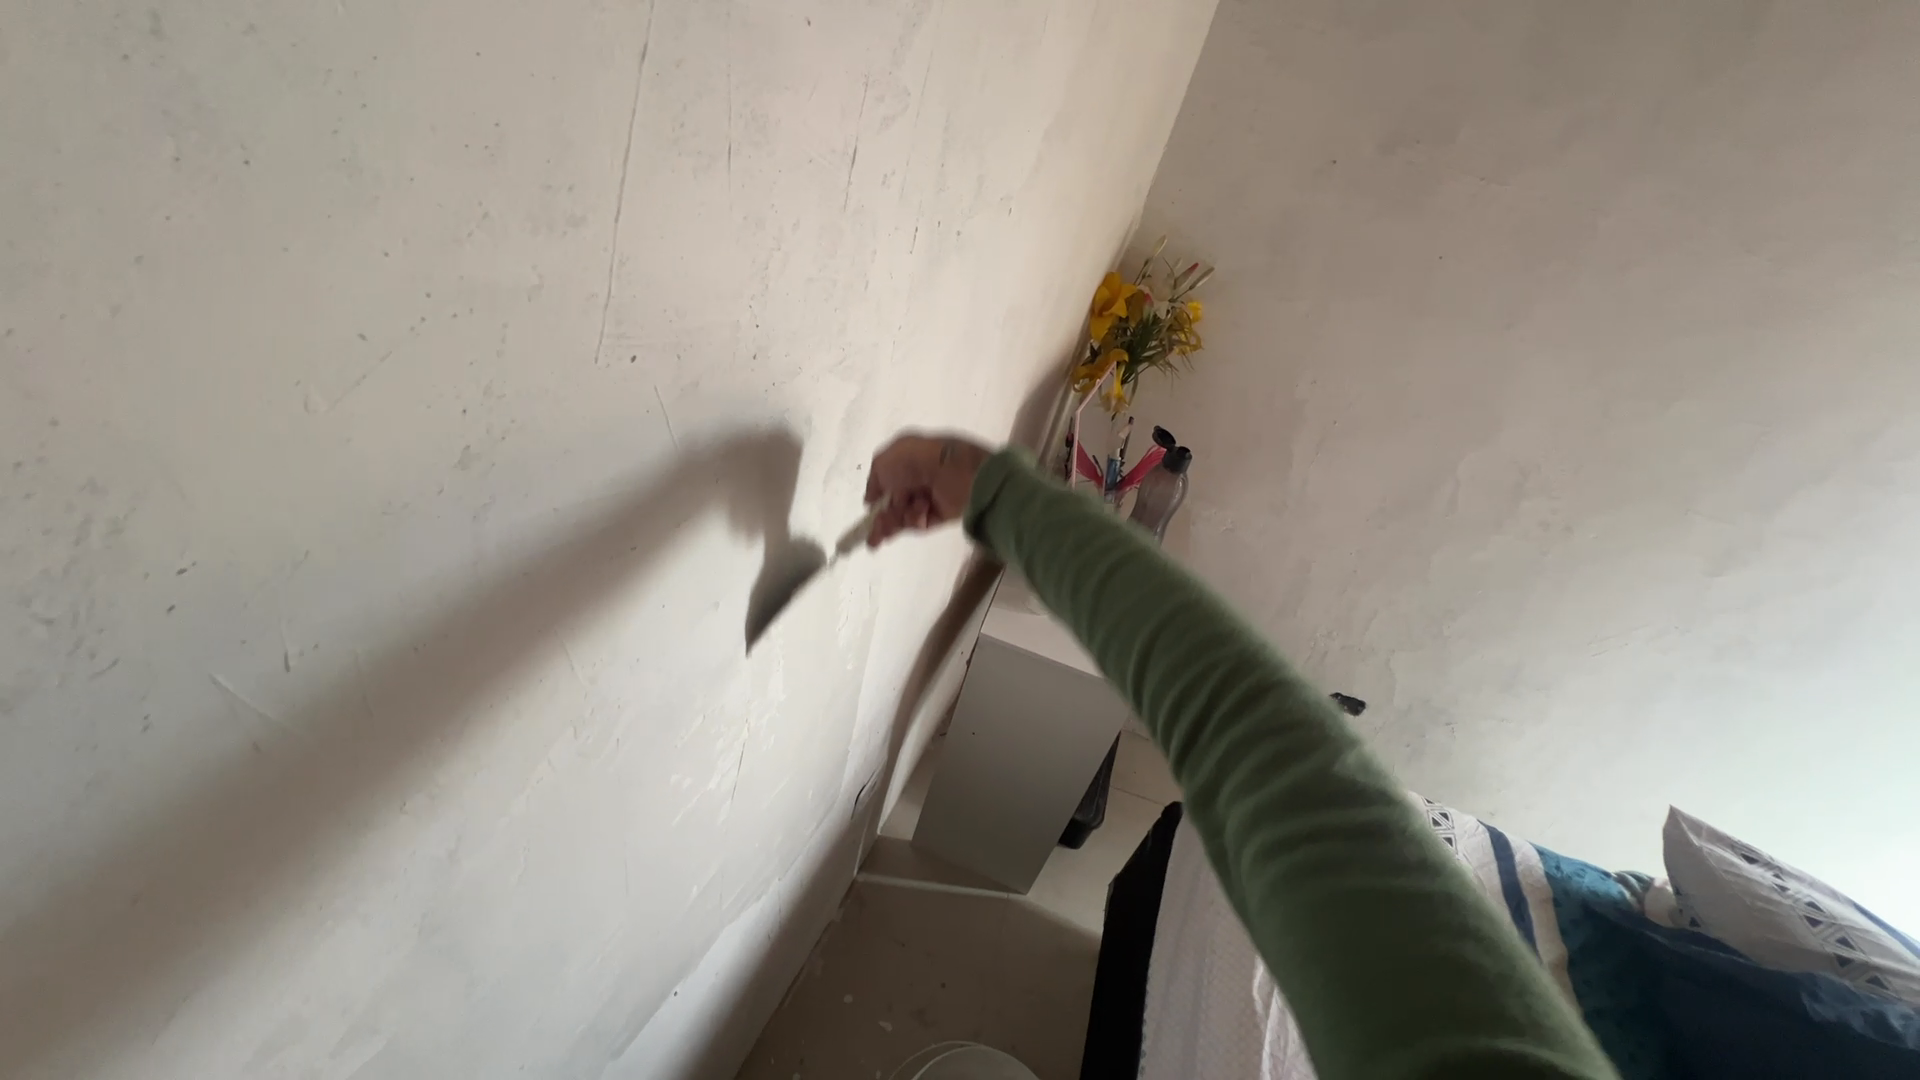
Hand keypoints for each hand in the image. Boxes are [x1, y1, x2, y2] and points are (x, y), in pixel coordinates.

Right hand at [864, 433, 991, 546]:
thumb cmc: (914, 460)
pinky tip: (916, 517)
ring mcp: (931, 496)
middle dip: (882, 519)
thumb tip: (871, 499)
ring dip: (893, 523)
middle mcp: (918, 477)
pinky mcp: (943, 513)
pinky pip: (923, 522)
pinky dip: (915, 521)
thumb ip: (874, 481)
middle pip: (895, 503)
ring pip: (906, 515)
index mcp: (907, 459)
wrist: (950, 469)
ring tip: (883, 533)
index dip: (877, 498)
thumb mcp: (882, 462)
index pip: (888, 482)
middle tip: (872, 534)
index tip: (869, 512)